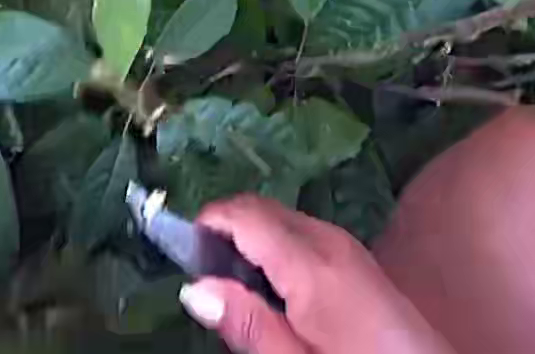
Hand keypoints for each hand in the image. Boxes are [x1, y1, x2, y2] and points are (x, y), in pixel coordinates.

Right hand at [179, 195, 457, 353]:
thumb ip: (246, 325)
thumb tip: (192, 288)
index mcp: (310, 262)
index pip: (245, 213)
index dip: (207, 222)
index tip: (181, 250)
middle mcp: (326, 236)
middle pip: (261, 208)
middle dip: (226, 228)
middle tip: (204, 275)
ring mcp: (343, 242)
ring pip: (279, 217)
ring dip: (249, 236)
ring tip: (234, 286)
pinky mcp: (353, 255)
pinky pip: (300, 232)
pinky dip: (274, 244)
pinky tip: (271, 287)